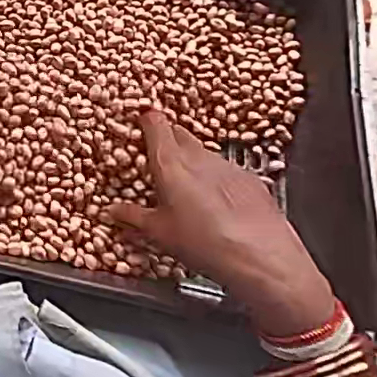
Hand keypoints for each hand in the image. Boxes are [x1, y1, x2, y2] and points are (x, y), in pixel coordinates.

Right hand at [107, 109, 335, 335]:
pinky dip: (214, 179)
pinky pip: (224, 171)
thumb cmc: (204, 242)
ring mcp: (227, 166)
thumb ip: (133, 216)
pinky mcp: (250, 180)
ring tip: (182, 187)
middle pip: (179, 133)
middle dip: (165, 139)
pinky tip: (213, 204)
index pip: (155, 123)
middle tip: (153, 157)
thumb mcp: (158, 232)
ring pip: (202, 152)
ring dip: (190, 161)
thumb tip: (114, 211)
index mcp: (170, 162)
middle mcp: (199, 156)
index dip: (145, 119)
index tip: (138, 121)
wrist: (262, 258)